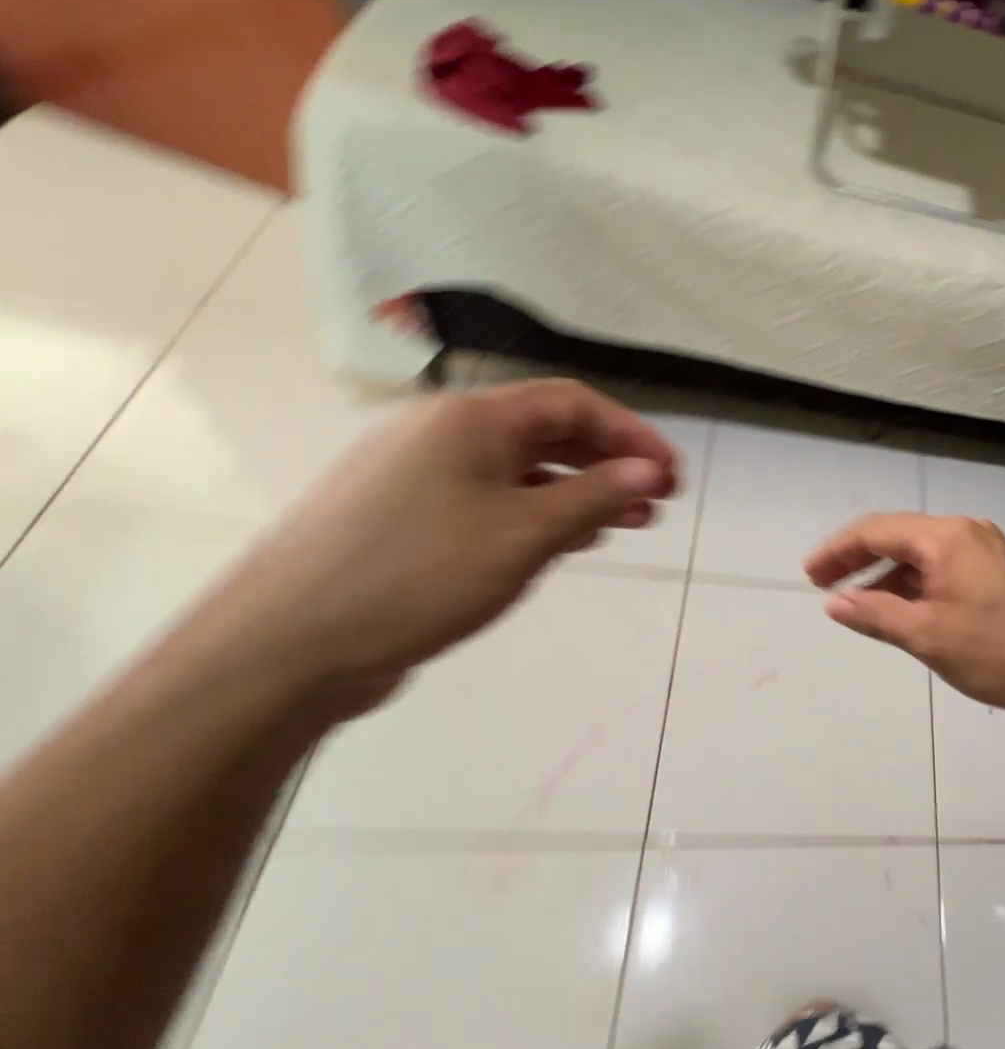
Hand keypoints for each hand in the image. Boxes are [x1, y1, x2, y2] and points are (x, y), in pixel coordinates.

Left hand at [192, 380, 678, 714]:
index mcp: (469, 419)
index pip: (571, 403)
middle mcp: (442, 434)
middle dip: (610, 464)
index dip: (631, 434)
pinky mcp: (406, 518)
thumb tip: (650, 472)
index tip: (672, 474)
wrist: (287, 645)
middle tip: (660, 500)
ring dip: (579, 493)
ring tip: (628, 524)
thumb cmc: (418, 574)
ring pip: (520, 471)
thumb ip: (595, 496)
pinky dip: (538, 515)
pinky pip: (491, 501)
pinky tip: (566, 542)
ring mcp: (419, 476)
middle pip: (547, 433)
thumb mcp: (524, 534)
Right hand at [805, 513, 1004, 721]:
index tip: (810, 576)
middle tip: (826, 585)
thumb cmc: (996, 653)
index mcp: (948, 537)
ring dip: (889, 573)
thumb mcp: (928, 636)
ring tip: (861, 602)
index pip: (878, 530)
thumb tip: (834, 603)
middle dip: (860, 559)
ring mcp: (989, 549)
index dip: (839, 551)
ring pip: (924, 552)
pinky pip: (946, 565)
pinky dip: (918, 583)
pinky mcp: (1001, 571)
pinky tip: (905, 608)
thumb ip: (876, 615)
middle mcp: (968, 532)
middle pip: (901, 535)